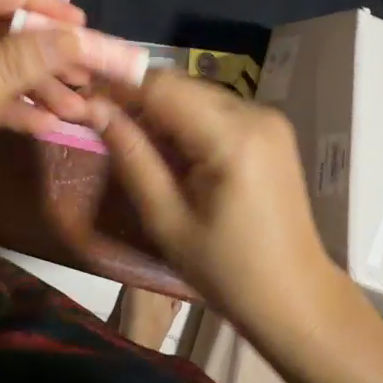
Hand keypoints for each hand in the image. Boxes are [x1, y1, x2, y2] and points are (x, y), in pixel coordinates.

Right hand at [92, 72, 340, 328]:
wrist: (296, 297)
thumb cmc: (227, 270)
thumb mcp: (167, 219)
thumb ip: (132, 156)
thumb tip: (95, 109)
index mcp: (232, 137)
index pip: (163, 87)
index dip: (120, 88)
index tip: (86, 103)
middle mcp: (255, 113)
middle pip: (181, 85)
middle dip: (140, 100)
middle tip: (105, 127)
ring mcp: (268, 118)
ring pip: (197, 93)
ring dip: (164, 109)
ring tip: (138, 144)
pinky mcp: (272, 128)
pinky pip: (217, 108)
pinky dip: (189, 120)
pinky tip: (175, 152)